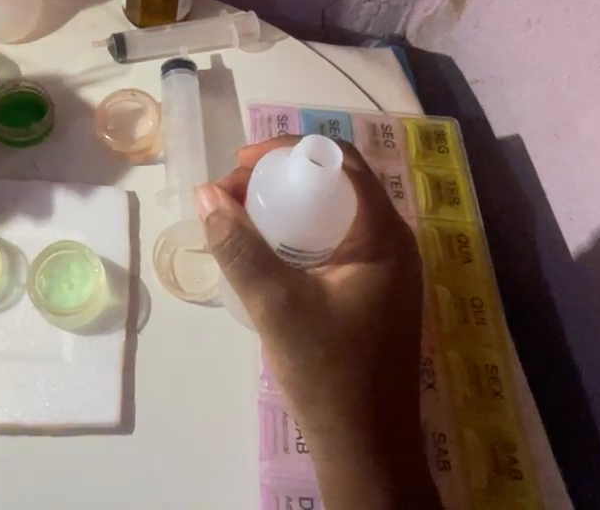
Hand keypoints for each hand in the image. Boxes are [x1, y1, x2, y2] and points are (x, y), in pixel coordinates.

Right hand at [195, 137, 432, 505]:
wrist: (366, 450)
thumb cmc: (329, 373)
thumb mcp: (276, 305)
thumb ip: (239, 247)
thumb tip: (205, 193)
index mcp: (384, 234)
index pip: (340, 160)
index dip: (287, 150)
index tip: (241, 164)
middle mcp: (393, 241)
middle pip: (336, 181)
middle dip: (281, 175)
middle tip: (234, 191)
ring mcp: (387, 267)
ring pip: (334, 210)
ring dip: (288, 203)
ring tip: (242, 215)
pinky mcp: (374, 289)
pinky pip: (336, 238)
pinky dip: (300, 230)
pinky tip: (267, 249)